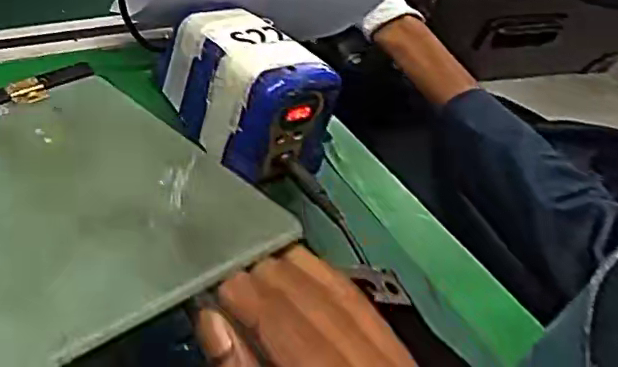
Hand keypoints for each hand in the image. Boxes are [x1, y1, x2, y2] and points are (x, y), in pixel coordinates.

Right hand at [193, 246, 413, 366]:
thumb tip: (211, 319)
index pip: (291, 331)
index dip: (248, 297)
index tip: (213, 278)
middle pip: (317, 307)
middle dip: (267, 278)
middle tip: (226, 268)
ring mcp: (401, 366)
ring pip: (343, 298)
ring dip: (294, 271)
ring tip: (254, 260)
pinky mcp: (406, 361)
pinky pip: (362, 307)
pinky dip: (325, 281)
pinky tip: (297, 267)